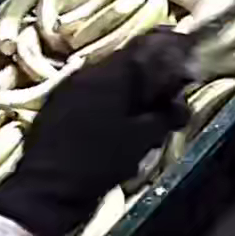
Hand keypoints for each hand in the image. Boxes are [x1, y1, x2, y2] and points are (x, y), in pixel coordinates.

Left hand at [0, 30, 192, 235]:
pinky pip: (91, 87)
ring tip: (147, 102)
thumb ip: (166, 114)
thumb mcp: (143, 139)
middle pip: (127, 58)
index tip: (187, 53)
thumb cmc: (100, 162)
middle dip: (152, 67)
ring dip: (130, 83)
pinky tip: (118, 114)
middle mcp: (88, 71)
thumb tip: (181, 103)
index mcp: (112, 74)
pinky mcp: (57, 103)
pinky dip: (111, 94)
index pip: (147, 45)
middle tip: (170, 84)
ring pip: (109, 74)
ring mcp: (68, 86)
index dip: (170, 46)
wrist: (47, 190)